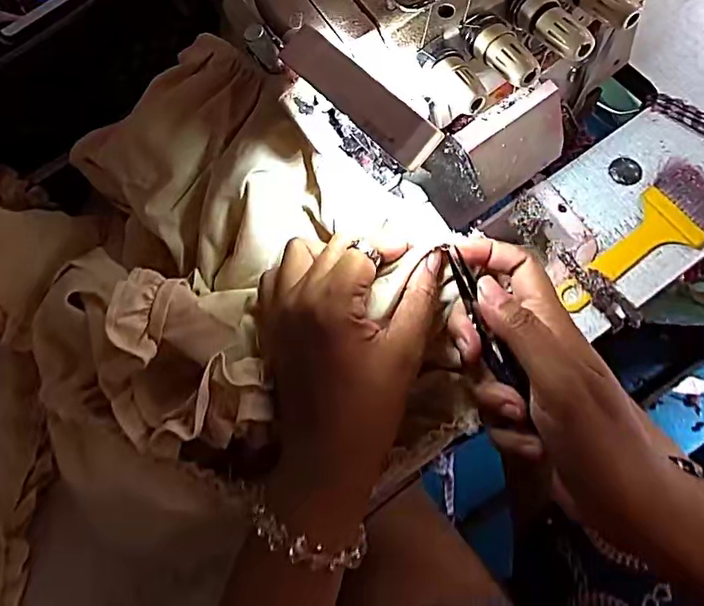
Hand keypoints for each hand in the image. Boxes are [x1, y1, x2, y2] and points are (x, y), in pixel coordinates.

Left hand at [257, 234, 446, 499]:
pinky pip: (277, 274)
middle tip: (391, 264)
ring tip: (353, 274)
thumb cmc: (370, 408)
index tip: (411, 252)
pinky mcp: (269, 321)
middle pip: (333, 244)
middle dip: (366, 247)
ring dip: (328, 253)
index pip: (361, 247)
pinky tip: (321, 288)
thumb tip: (434, 257)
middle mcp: (298, 294)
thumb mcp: (404, 351)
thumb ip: (420, 297)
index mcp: (331, 301)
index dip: (390, 244)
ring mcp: (278, 307)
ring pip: (300, 251)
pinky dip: (299, 270)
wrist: (323, 458)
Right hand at [446, 238, 681, 554]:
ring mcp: (529, 381)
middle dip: (472, 336)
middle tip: (473, 357)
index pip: (518, 266)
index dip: (488, 254)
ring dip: (492, 394)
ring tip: (520, 416)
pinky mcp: (524, 417)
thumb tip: (484, 283)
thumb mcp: (558, 376)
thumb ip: (519, 328)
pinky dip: (504, 427)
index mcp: (549, 321)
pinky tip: (532, 444)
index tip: (453, 259)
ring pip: (483, 367)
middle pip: (485, 316)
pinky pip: (491, 408)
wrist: (629, 505)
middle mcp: (536, 344)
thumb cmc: (602, 435)